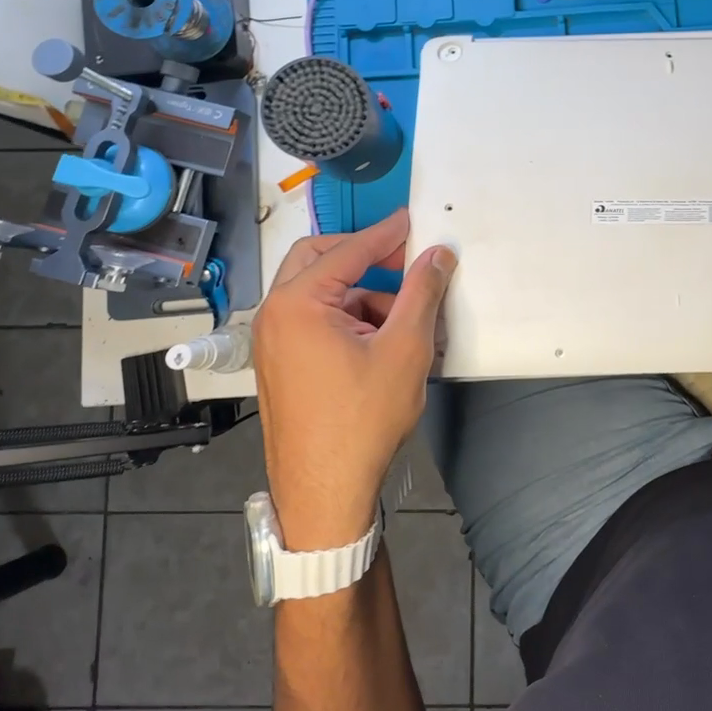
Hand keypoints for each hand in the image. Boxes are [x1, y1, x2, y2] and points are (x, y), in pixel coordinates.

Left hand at [252, 210, 454, 549]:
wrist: (325, 491)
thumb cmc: (364, 418)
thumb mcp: (405, 349)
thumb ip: (422, 293)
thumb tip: (438, 254)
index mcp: (297, 304)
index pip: (347, 250)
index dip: (386, 233)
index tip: (413, 219)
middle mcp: (275, 315)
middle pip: (319, 261)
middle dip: (364, 258)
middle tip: (404, 262)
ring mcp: (273, 342)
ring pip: (321, 296)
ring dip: (363, 297)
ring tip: (408, 325)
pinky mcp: (281, 365)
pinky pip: (315, 324)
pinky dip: (350, 323)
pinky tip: (386, 348)